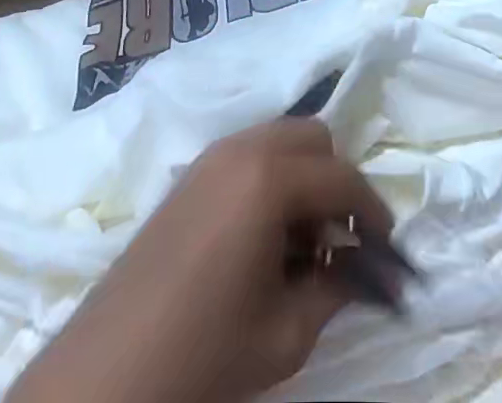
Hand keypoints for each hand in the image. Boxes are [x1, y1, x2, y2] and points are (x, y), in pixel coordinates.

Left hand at [6, 119, 393, 402]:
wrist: (115, 363)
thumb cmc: (208, 347)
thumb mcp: (288, 329)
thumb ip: (336, 287)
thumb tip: (366, 272)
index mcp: (268, 178)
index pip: (343, 177)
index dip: (374, 211)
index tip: (386, 247)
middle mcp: (239, 150)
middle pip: (312, 136)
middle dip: (336, 179)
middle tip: (340, 236)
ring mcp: (208, 157)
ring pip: (278, 139)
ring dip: (303, 176)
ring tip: (301, 240)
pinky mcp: (188, 174)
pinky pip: (247, 154)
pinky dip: (271, 177)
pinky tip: (264, 235)